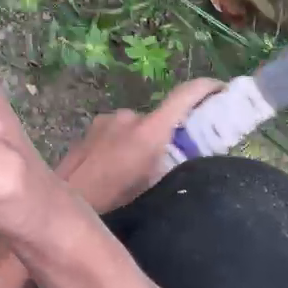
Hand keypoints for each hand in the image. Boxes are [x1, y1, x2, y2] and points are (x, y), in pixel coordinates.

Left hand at [55, 80, 222, 213]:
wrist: (65, 196)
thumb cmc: (112, 200)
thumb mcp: (153, 186)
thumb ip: (170, 163)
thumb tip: (184, 154)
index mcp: (149, 131)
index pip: (184, 96)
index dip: (207, 88)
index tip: (223, 89)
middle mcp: (128, 117)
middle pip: (160, 118)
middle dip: (168, 135)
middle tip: (169, 161)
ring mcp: (105, 120)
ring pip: (136, 127)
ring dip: (141, 142)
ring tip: (134, 172)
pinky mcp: (90, 128)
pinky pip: (116, 132)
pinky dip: (122, 144)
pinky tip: (113, 169)